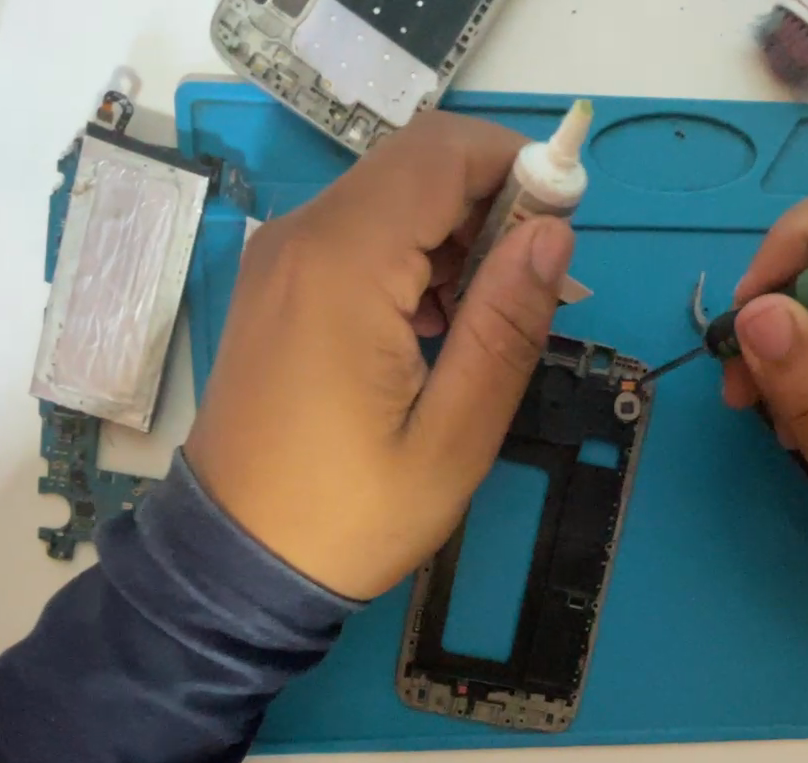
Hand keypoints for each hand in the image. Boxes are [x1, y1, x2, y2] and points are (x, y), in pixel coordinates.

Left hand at [185, 113, 574, 599]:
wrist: (241, 562)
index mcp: (345, 266)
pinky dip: (412, 263)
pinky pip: (357, 242)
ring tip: (488, 322)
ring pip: (387, 203)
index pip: (443, 155)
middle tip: (533, 291)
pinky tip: (434, 329)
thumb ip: (506, 327)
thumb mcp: (453, 436)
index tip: (566, 227)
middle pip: (414, 169)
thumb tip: (553, 236)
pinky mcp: (277, 291)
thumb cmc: (354, 513)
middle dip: (490, 206)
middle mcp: (301, 240)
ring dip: (454, 239)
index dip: (518, 168)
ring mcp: (280, 263)